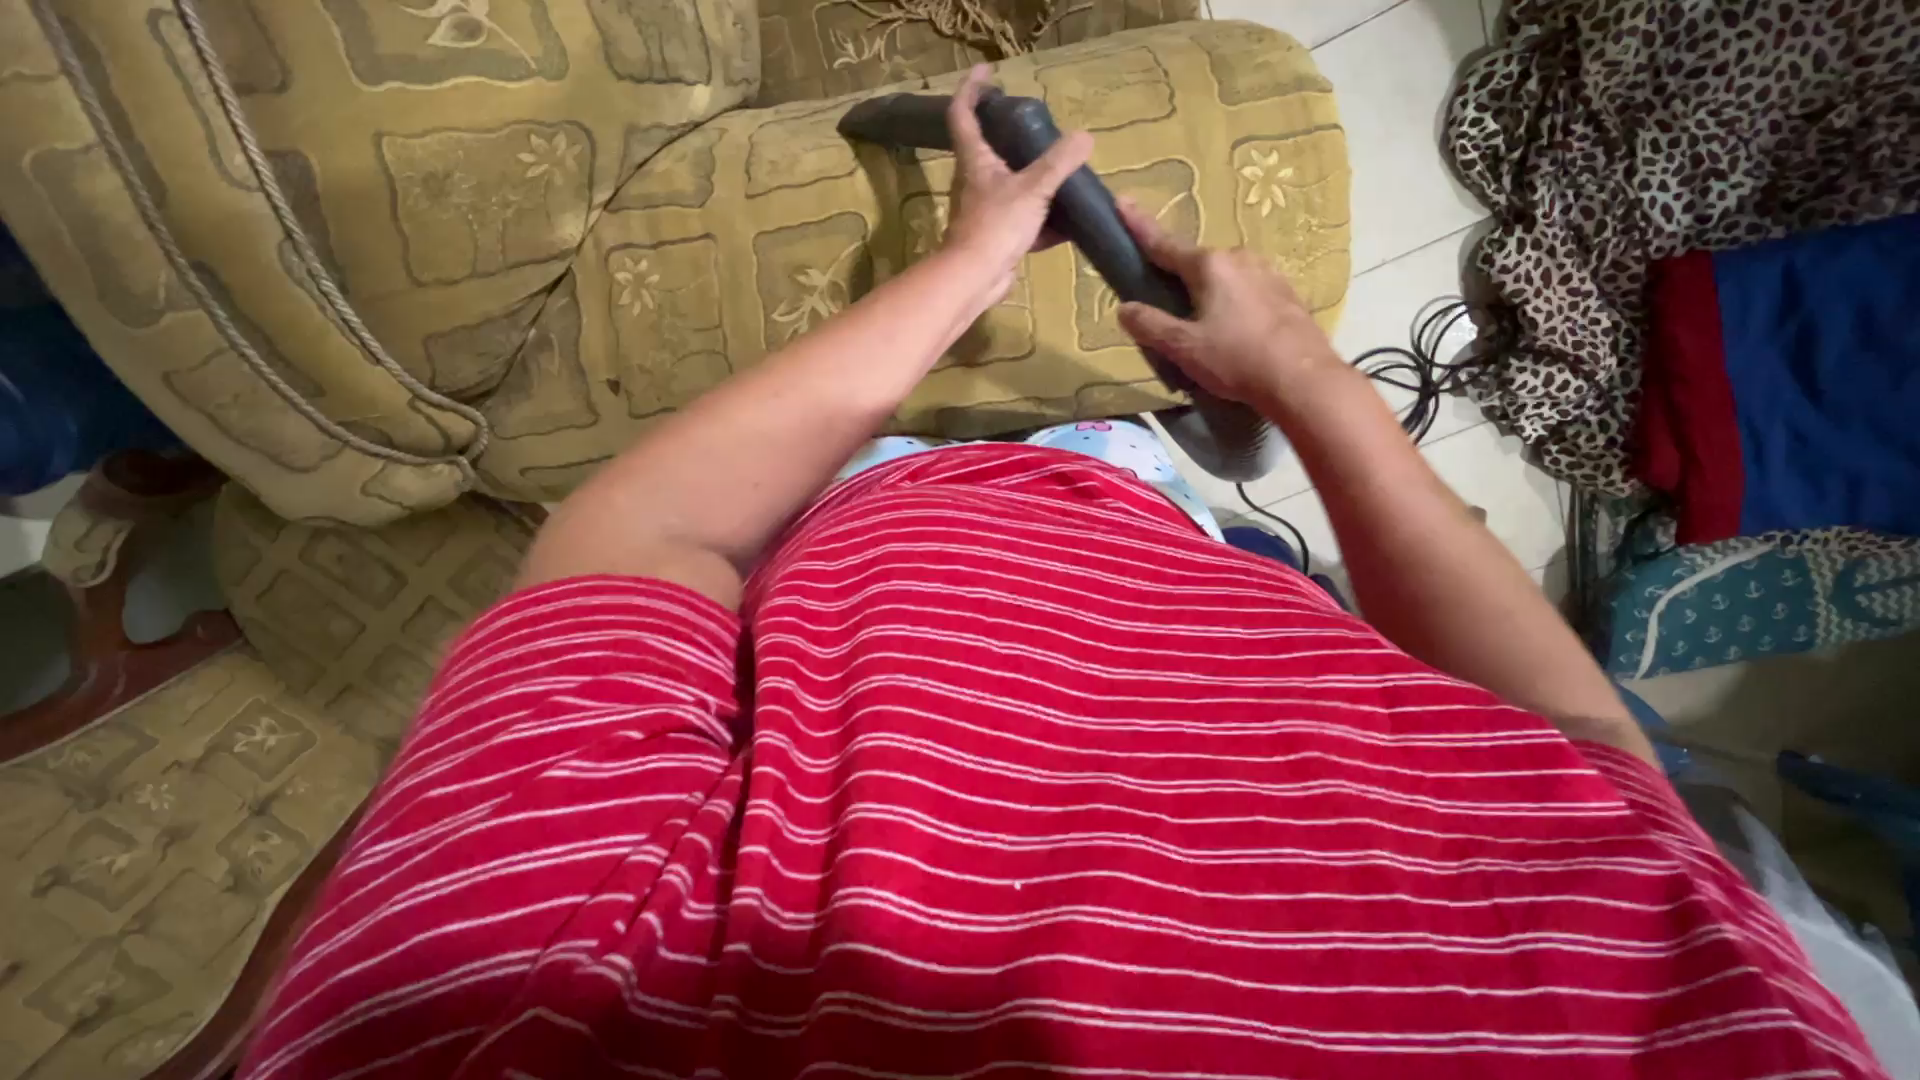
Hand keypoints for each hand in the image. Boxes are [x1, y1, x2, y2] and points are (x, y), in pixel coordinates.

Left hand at [942, 64, 1094, 306]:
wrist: (976, 278)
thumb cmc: (995, 226)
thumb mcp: (1033, 189)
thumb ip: (1059, 163)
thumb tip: (1085, 138)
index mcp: (975, 160)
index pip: (963, 113)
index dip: (972, 89)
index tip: (987, 73)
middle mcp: (975, 182)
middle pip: (988, 149)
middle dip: (1010, 135)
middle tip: (1035, 125)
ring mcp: (985, 211)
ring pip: (1010, 188)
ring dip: (1034, 181)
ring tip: (1062, 174)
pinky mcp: (996, 238)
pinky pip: (1024, 223)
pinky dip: (1044, 222)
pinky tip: (1068, 224)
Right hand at [1114, 199, 1344, 406]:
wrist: (1302, 379)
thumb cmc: (1236, 359)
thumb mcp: (1183, 347)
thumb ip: (1150, 325)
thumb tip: (1125, 308)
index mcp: (1210, 266)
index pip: (1164, 244)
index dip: (1139, 226)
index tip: (1122, 203)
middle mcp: (1239, 258)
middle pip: (1196, 263)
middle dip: (1177, 277)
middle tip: (1163, 303)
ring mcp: (1267, 273)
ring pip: (1223, 278)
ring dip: (1207, 294)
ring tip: (1201, 326)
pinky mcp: (1285, 293)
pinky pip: (1245, 290)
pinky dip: (1230, 304)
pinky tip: (1232, 331)